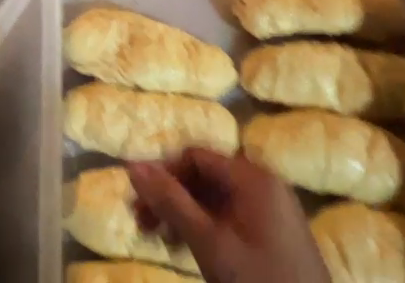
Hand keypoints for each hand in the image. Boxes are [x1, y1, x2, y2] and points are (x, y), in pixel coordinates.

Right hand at [128, 149, 329, 282]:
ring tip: (158, 239)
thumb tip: (131, 163)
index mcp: (253, 178)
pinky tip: (184, 248)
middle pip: (204, 176)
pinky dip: (203, 229)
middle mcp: (264, 186)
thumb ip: (171, 201)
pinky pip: (228, 218)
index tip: (139, 202)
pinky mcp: (272, 238)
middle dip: (170, 197)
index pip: (195, 156)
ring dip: (182, 214)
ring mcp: (271, 213)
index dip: (164, 174)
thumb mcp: (209, 243)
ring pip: (214, 199)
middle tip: (142, 223)